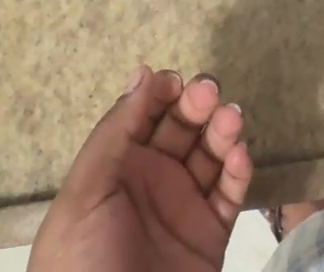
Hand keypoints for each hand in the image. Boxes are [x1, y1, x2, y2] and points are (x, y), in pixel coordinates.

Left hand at [27, 67, 250, 271]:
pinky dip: (238, 172)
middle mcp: (149, 183)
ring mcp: (183, 209)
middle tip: (209, 94)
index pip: (141, 117)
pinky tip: (240, 158)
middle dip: (196, 105)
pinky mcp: (211, 237)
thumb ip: (114, 133)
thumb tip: (144, 72)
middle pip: (180, 129)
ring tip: (231, 120)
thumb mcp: (83, 198)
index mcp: (112, 171)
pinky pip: (229, 195)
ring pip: (210, 156)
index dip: (159, 94)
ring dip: (222, 132)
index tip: (175, 82)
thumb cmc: (83, 266)